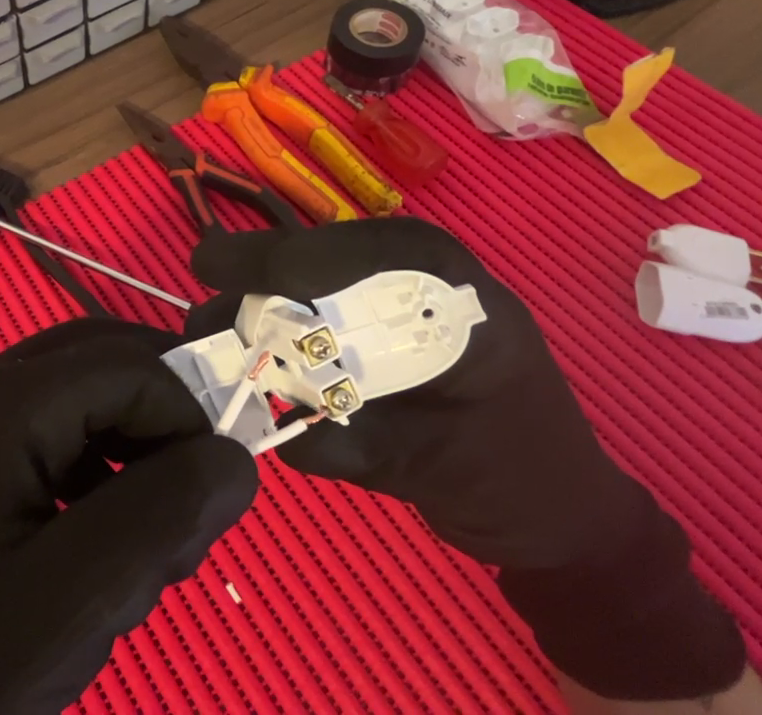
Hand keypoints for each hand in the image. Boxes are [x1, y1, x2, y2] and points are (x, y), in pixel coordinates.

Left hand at [0, 319, 258, 714]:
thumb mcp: (73, 597)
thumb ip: (163, 514)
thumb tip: (236, 455)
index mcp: (4, 402)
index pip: (133, 367)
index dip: (188, 420)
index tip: (209, 510)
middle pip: (103, 371)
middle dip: (161, 430)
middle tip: (185, 517)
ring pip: (82, 411)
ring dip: (132, 462)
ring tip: (146, 553)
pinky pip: (51, 453)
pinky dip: (95, 487)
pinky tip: (96, 560)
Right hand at [187, 218, 745, 701]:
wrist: (560, 506)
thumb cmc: (517, 478)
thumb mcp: (439, 467)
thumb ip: (359, 447)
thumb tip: (275, 432)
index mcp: (451, 292)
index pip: (358, 255)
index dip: (281, 259)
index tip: (211, 266)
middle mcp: (419, 281)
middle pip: (323, 259)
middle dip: (255, 280)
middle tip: (200, 306)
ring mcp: (398, 306)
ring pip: (315, 283)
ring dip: (259, 308)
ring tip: (208, 336)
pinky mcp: (381, 335)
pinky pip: (318, 317)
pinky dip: (278, 334)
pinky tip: (247, 353)